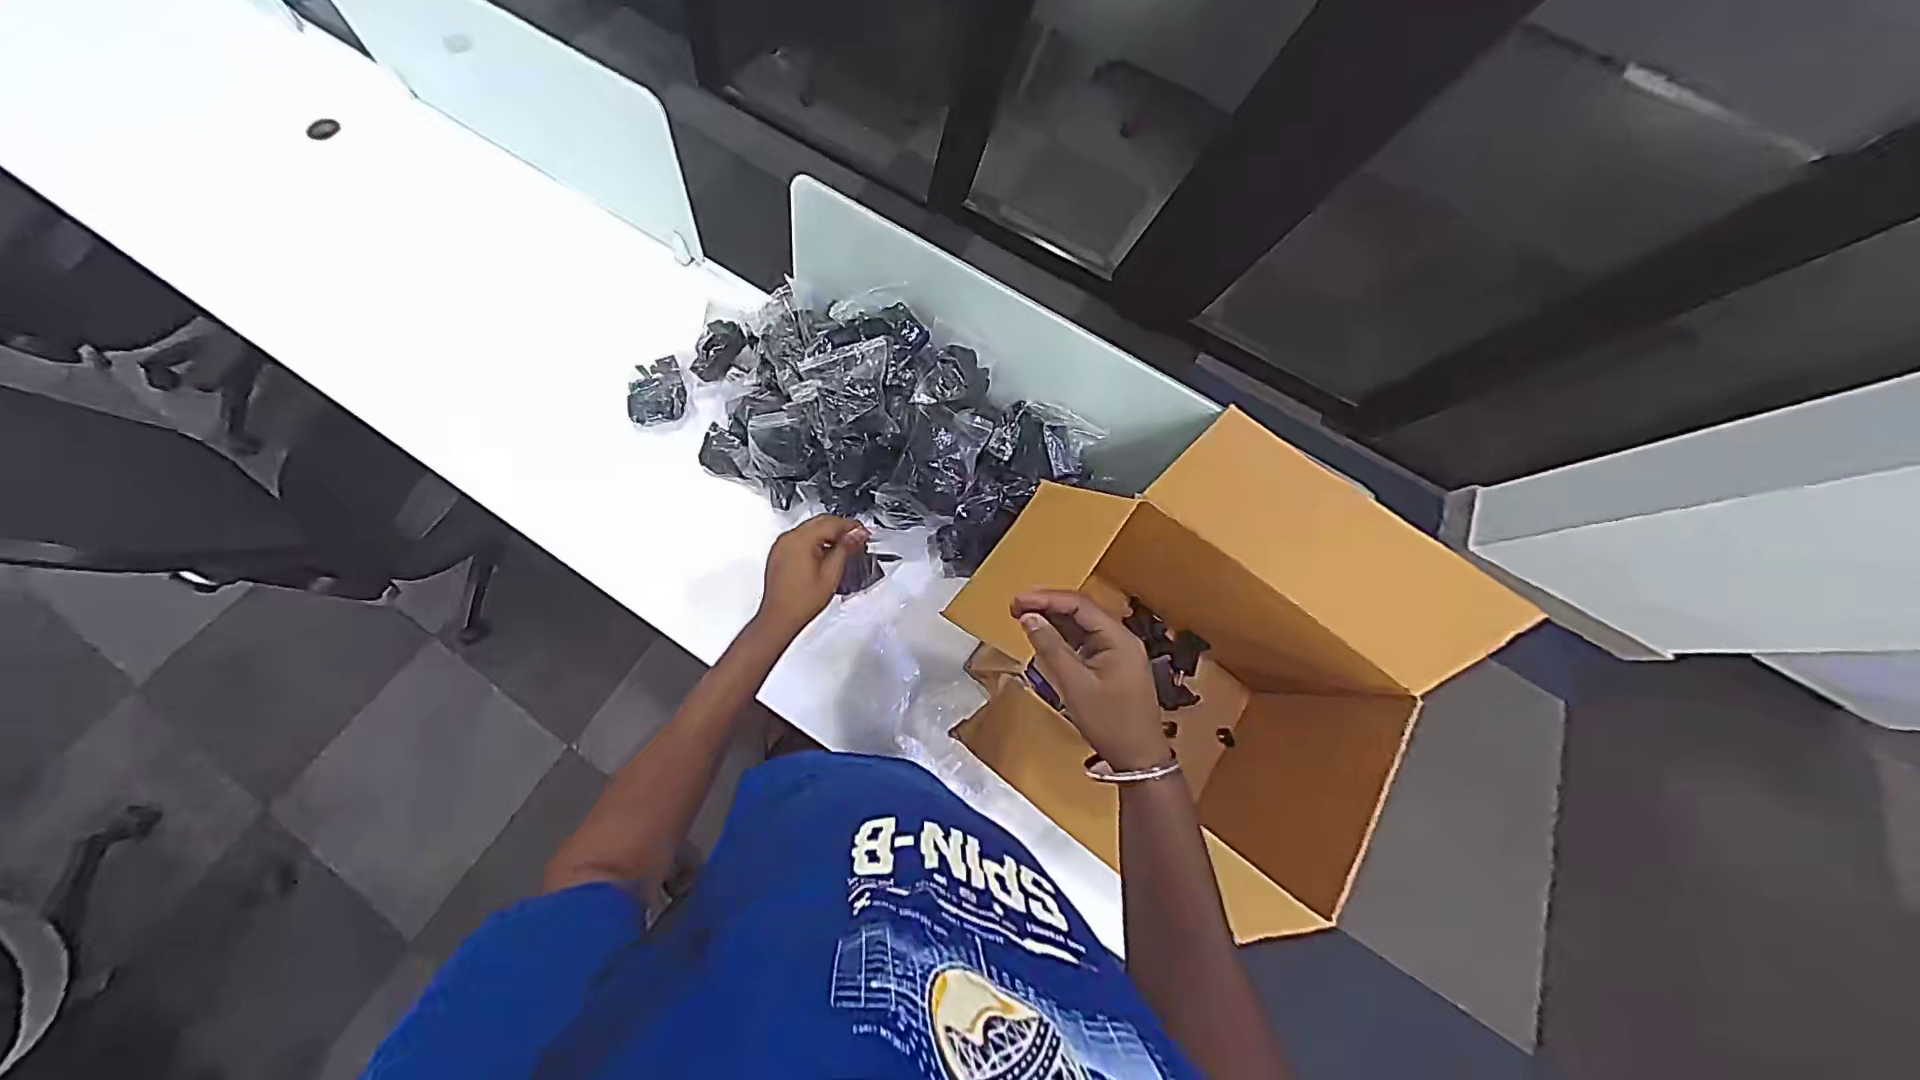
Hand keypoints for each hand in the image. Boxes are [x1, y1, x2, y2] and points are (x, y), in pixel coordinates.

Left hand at [753, 514, 869, 640]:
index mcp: (801, 540)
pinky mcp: (779, 553)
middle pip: (820, 522)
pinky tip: (824, 554)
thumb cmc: (801, 601)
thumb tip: (857, 534)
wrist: (780, 616)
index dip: (851, 526)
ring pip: (810, 529)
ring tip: (843, 548)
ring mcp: (781, 545)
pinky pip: (799, 539)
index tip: (862, 533)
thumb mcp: (832, 573)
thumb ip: (845, 548)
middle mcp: (788, 538)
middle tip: (856, 539)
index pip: (831, 522)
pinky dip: (814, 541)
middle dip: (840, 528)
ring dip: (827, 534)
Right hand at [1013, 589, 1167, 770]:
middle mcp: (1121, 639)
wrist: (1139, 759)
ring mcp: (1118, 652)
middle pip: (1082, 611)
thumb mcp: (1075, 684)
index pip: (1079, 605)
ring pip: (1082, 626)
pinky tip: (1044, 636)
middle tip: (1016, 606)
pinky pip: (1085, 641)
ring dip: (1054, 620)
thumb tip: (1030, 618)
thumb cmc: (1111, 723)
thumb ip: (1051, 647)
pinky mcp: (1112, 665)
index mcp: (1118, 638)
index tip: (1018, 601)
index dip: (1045, 599)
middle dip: (1048, 606)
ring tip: (1024, 616)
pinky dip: (1063, 637)